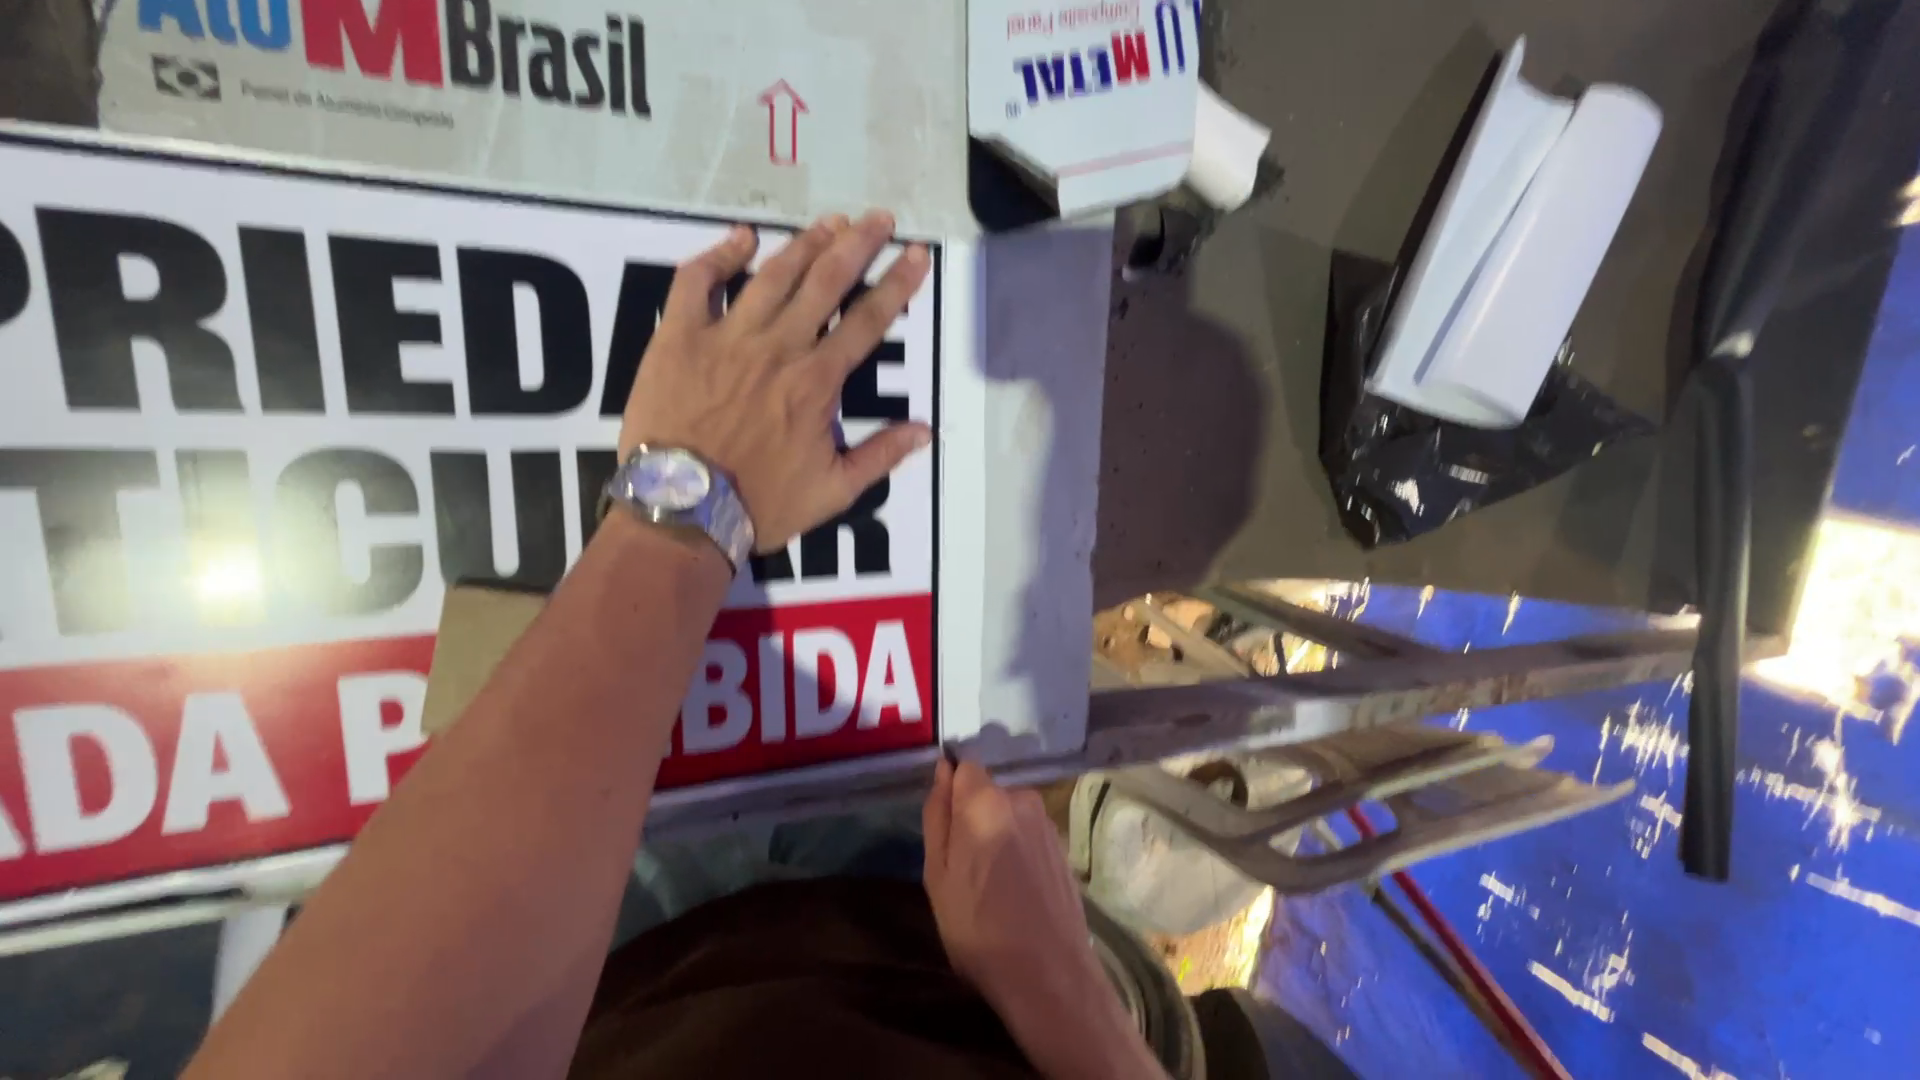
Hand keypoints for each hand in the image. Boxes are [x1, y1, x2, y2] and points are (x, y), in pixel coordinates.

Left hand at [618, 211, 932, 551]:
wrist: (680, 511)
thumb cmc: (760, 504)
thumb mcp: (832, 491)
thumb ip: (880, 456)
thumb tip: (925, 429)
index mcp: (816, 382)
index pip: (868, 322)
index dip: (897, 284)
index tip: (915, 254)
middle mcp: (778, 347)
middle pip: (825, 282)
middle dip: (858, 245)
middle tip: (879, 218)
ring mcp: (726, 337)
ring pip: (773, 275)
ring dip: (805, 243)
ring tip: (831, 222)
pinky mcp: (679, 336)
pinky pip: (697, 282)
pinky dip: (719, 256)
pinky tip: (741, 239)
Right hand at [922, 758, 1101, 1010]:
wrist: (1049, 974)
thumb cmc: (978, 927)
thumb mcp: (938, 874)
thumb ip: (938, 815)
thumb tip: (942, 771)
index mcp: (986, 800)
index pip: (965, 766)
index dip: (951, 791)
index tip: (945, 828)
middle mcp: (1022, 799)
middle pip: (987, 792)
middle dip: (973, 817)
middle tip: (963, 867)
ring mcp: (1048, 823)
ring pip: (1008, 815)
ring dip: (997, 836)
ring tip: (991, 885)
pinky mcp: (1063, 848)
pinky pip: (1029, 836)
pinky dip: (1018, 853)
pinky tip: (1017, 892)